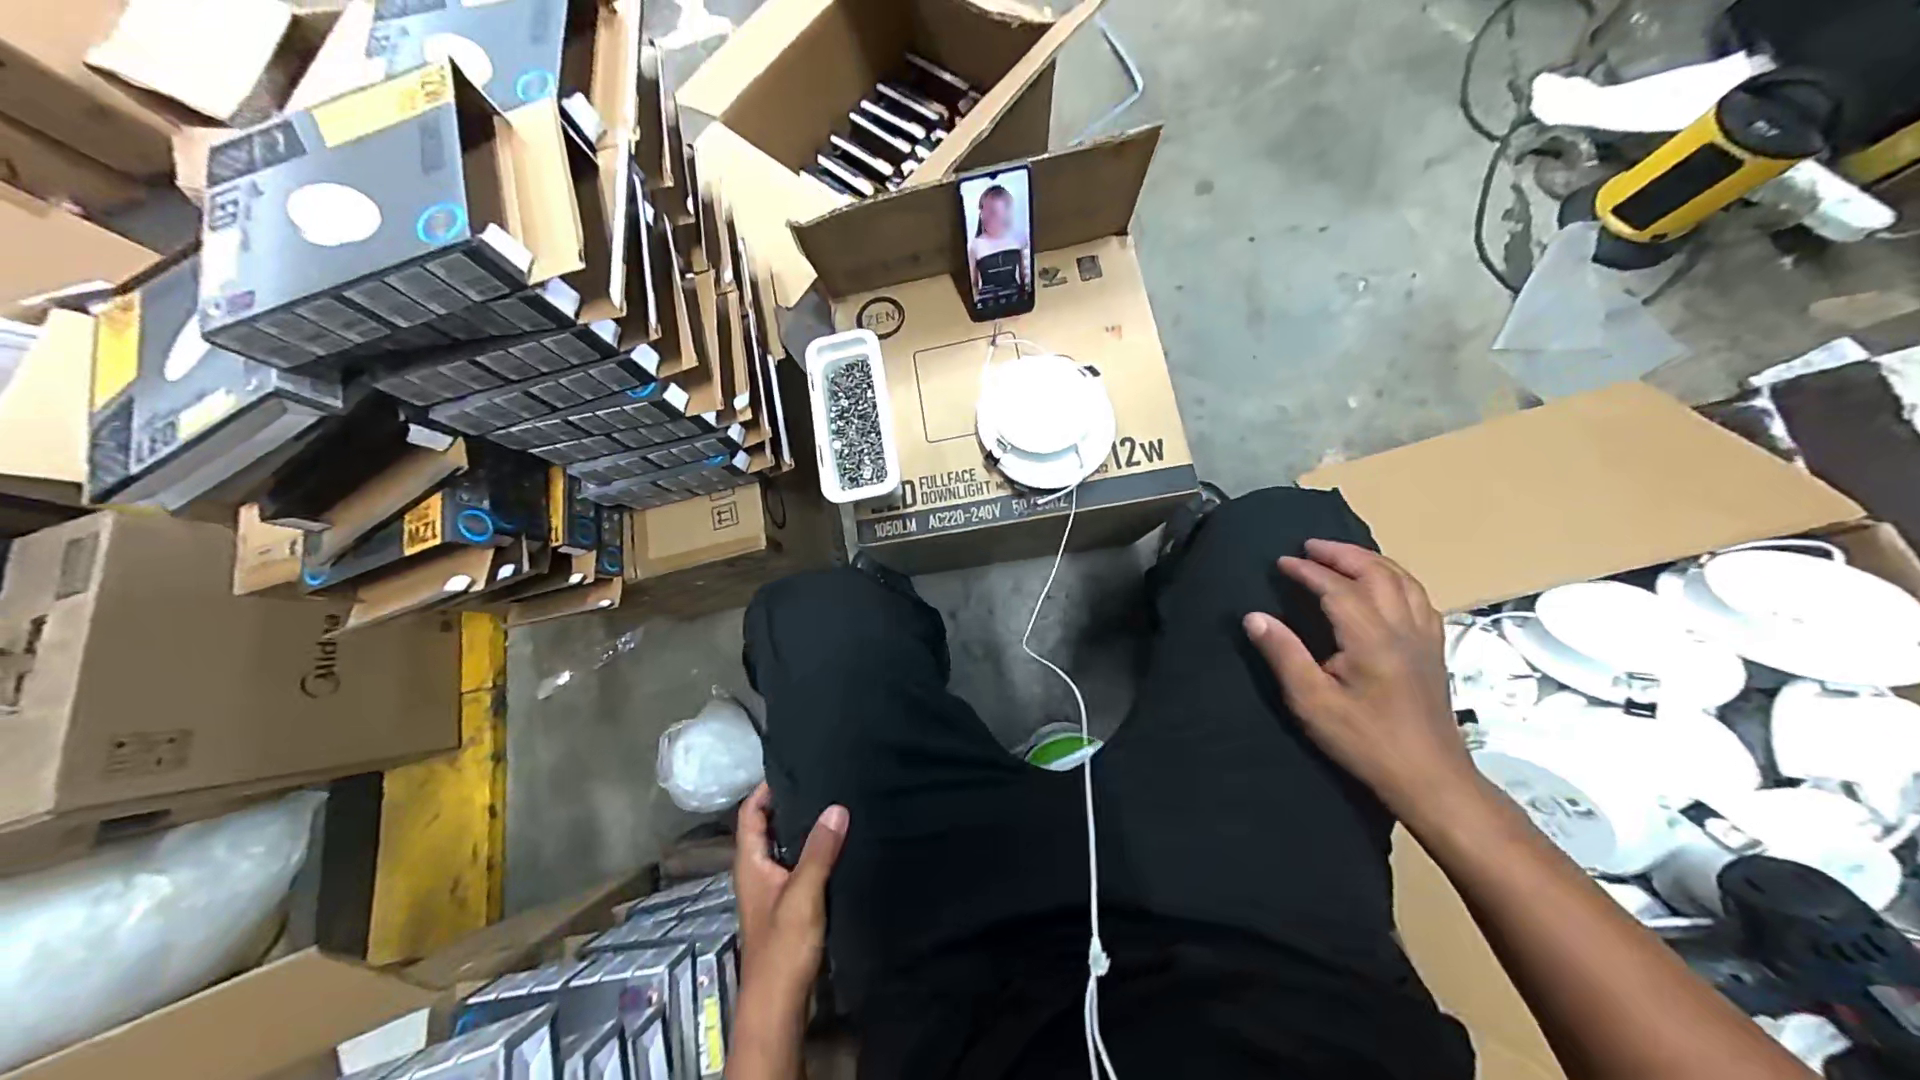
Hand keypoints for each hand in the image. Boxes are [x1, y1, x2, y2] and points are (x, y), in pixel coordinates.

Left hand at [734, 784, 848, 1001]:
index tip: (793, 767)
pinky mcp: (787, 906)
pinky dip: (812, 851)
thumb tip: (837, 806)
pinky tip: (836, 846)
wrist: (779, 1003)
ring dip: (802, 828)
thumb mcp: (803, 893)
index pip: (751, 814)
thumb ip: (819, 850)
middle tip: (821, 780)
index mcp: (750, 864)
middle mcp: (757, 872)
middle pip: (767, 827)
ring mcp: (771, 890)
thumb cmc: (782, 945)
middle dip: (789, 804)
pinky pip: (797, 866)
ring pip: (784, 847)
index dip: (765, 789)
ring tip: (833, 805)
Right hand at [1242, 539, 1478, 824]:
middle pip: (1377, 573)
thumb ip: (1284, 654)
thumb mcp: (1312, 702)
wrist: (1429, 776)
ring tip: (1343, 556)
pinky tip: (1385, 587)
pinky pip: (1419, 598)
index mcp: (1371, 638)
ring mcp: (1425, 637)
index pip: (1338, 588)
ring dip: (1371, 561)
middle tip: (1311, 546)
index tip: (1282, 562)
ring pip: (1403, 581)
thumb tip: (1254, 616)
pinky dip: (1396, 580)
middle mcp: (1403, 628)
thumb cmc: (1364, 740)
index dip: (1308, 571)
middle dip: (1342, 554)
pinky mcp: (1434, 650)